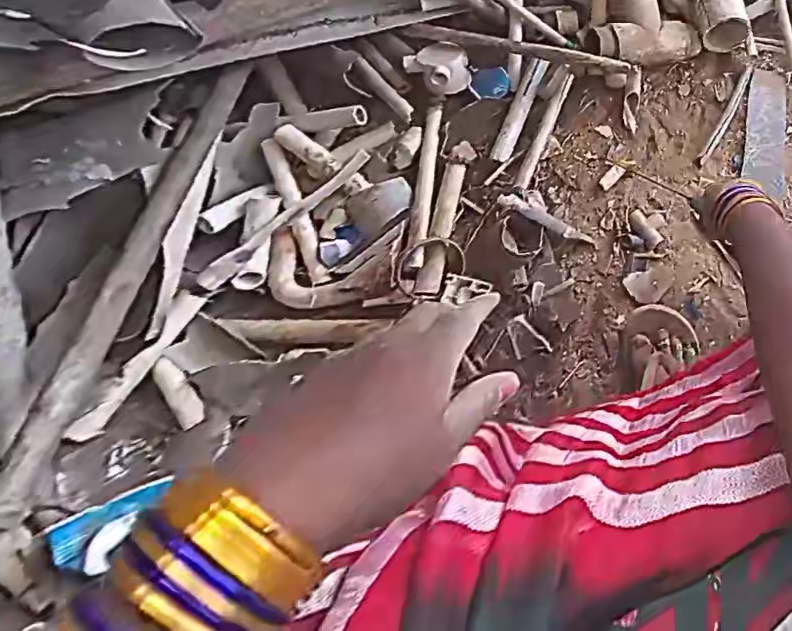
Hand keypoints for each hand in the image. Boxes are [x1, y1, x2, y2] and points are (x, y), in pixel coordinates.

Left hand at [219, 295, 516, 552]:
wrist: (283, 490)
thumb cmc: (380, 470)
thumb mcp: (443, 445)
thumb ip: (478, 404)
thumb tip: (507, 378)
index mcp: (431, 354)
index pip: (462, 315)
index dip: (479, 306)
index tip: (490, 301)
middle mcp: (393, 342)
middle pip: (427, 313)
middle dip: (448, 314)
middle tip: (461, 326)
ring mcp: (353, 354)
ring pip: (393, 332)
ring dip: (413, 336)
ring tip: (423, 358)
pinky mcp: (321, 372)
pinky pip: (364, 353)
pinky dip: (382, 358)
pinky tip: (378, 387)